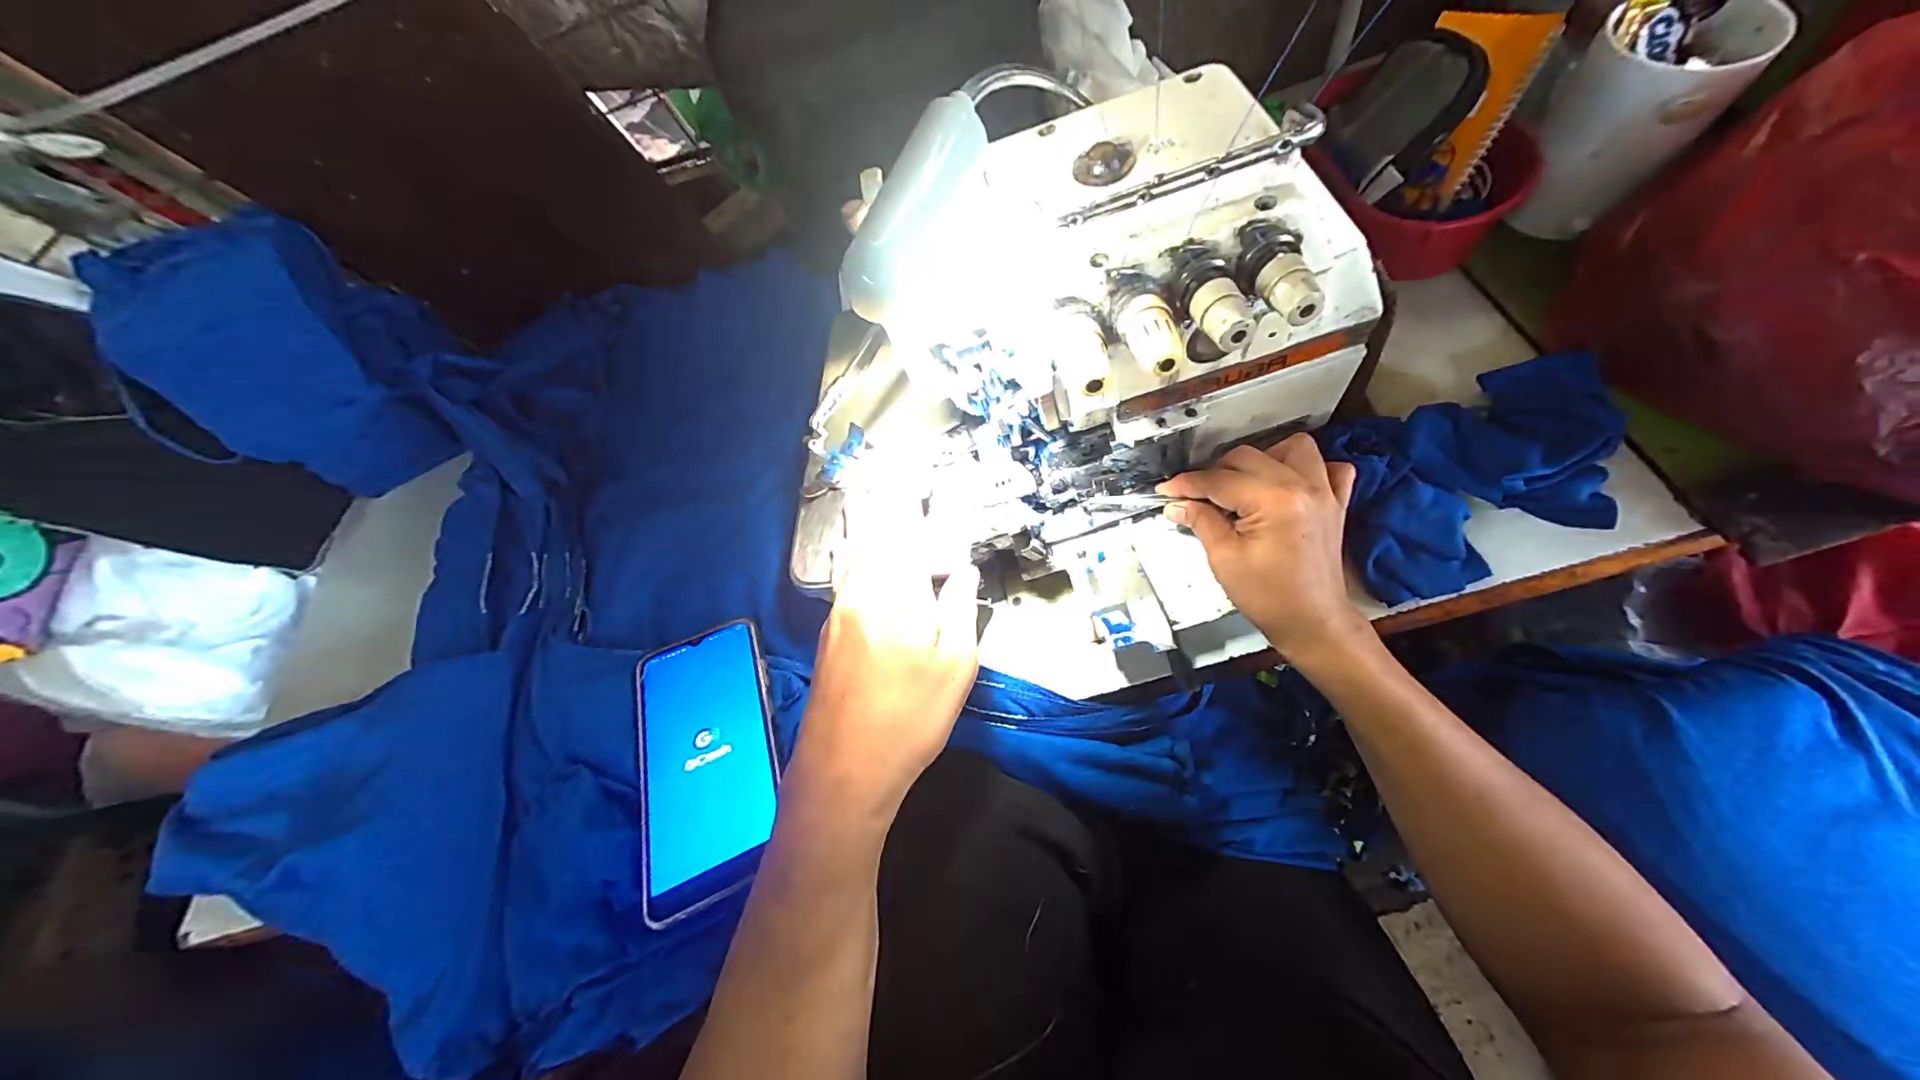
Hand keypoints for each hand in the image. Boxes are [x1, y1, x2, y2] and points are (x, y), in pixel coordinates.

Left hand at [788, 490, 979, 830]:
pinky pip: (853, 572)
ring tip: (894, 495)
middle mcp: (861, 588)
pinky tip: (879, 556)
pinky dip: (869, 551)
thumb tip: (962, 570)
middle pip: (875, 524)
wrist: (843, 769)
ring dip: (878, 518)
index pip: (912, 525)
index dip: (924, 490)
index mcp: (896, 591)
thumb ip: (960, 607)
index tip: (932, 464)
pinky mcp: (832, 629)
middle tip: (906, 464)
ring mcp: (840, 608)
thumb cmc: (908, 719)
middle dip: (892, 489)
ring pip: (860, 547)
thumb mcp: (955, 665)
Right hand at [1156, 433, 1368, 664]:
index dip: (1187, 484)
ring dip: (1262, 459)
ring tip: (1242, 483)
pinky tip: (1287, 484)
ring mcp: (1325, 492)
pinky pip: (1328, 467)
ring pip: (1291, 448)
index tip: (1166, 490)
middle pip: (1248, 457)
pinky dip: (1307, 468)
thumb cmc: (1269, 598)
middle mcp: (1303, 487)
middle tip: (1195, 496)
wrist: (1312, 622)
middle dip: (1215, 472)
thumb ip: (1201, 521)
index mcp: (1274, 501)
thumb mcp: (1224, 559)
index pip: (1220, 480)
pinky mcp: (1336, 503)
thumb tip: (1177, 503)